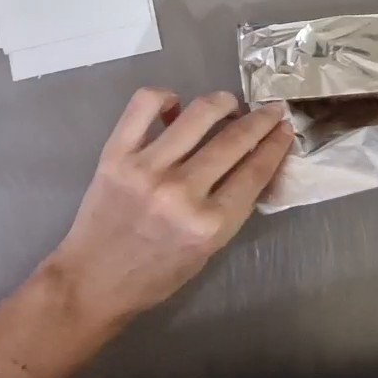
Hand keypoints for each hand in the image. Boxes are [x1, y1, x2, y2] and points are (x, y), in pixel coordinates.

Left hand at [44, 89, 292, 322]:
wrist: (92, 282)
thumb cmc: (157, 273)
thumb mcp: (210, 249)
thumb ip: (234, 205)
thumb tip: (258, 159)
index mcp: (209, 224)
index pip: (256, 170)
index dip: (276, 144)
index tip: (285, 128)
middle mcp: (181, 192)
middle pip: (235, 139)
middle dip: (262, 119)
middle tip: (271, 110)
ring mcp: (147, 169)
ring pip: (199, 113)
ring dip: (224, 102)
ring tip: (229, 105)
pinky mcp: (117, 154)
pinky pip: (146, 104)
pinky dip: (166, 96)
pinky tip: (175, 105)